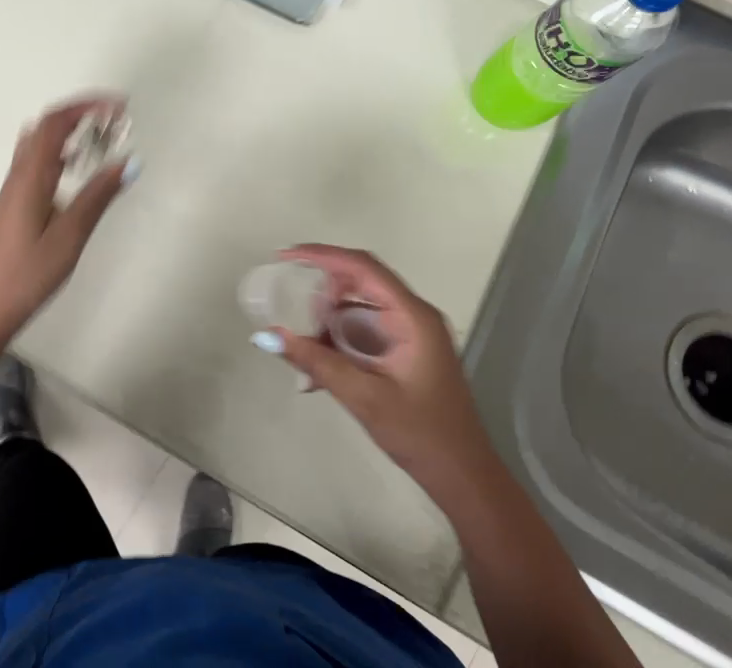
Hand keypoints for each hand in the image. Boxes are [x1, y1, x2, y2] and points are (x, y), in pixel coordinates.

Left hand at [0, 96, 134, 334]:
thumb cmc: (27, 274)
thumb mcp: (69, 236)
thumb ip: (97, 197)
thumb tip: (127, 163)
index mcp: (31, 176)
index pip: (56, 123)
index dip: (88, 106)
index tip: (120, 108)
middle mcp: (19, 175)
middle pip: (46, 126)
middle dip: (81, 114)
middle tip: (114, 124)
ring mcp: (14, 189)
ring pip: (40, 143)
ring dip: (70, 133)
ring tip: (102, 143)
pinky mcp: (15, 204)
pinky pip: (38, 162)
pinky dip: (61, 153)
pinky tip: (78, 172)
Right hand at [261, 245, 496, 480]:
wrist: (462, 475)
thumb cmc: (420, 433)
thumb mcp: (363, 396)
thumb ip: (316, 362)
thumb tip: (268, 335)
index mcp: (412, 316)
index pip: (363, 267)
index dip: (323, 256)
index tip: (285, 256)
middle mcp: (415, 316)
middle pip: (361, 283)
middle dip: (322, 292)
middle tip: (290, 309)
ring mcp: (412, 334)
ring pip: (360, 309)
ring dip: (328, 322)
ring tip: (301, 344)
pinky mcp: (407, 352)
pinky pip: (365, 332)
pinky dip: (339, 341)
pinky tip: (317, 366)